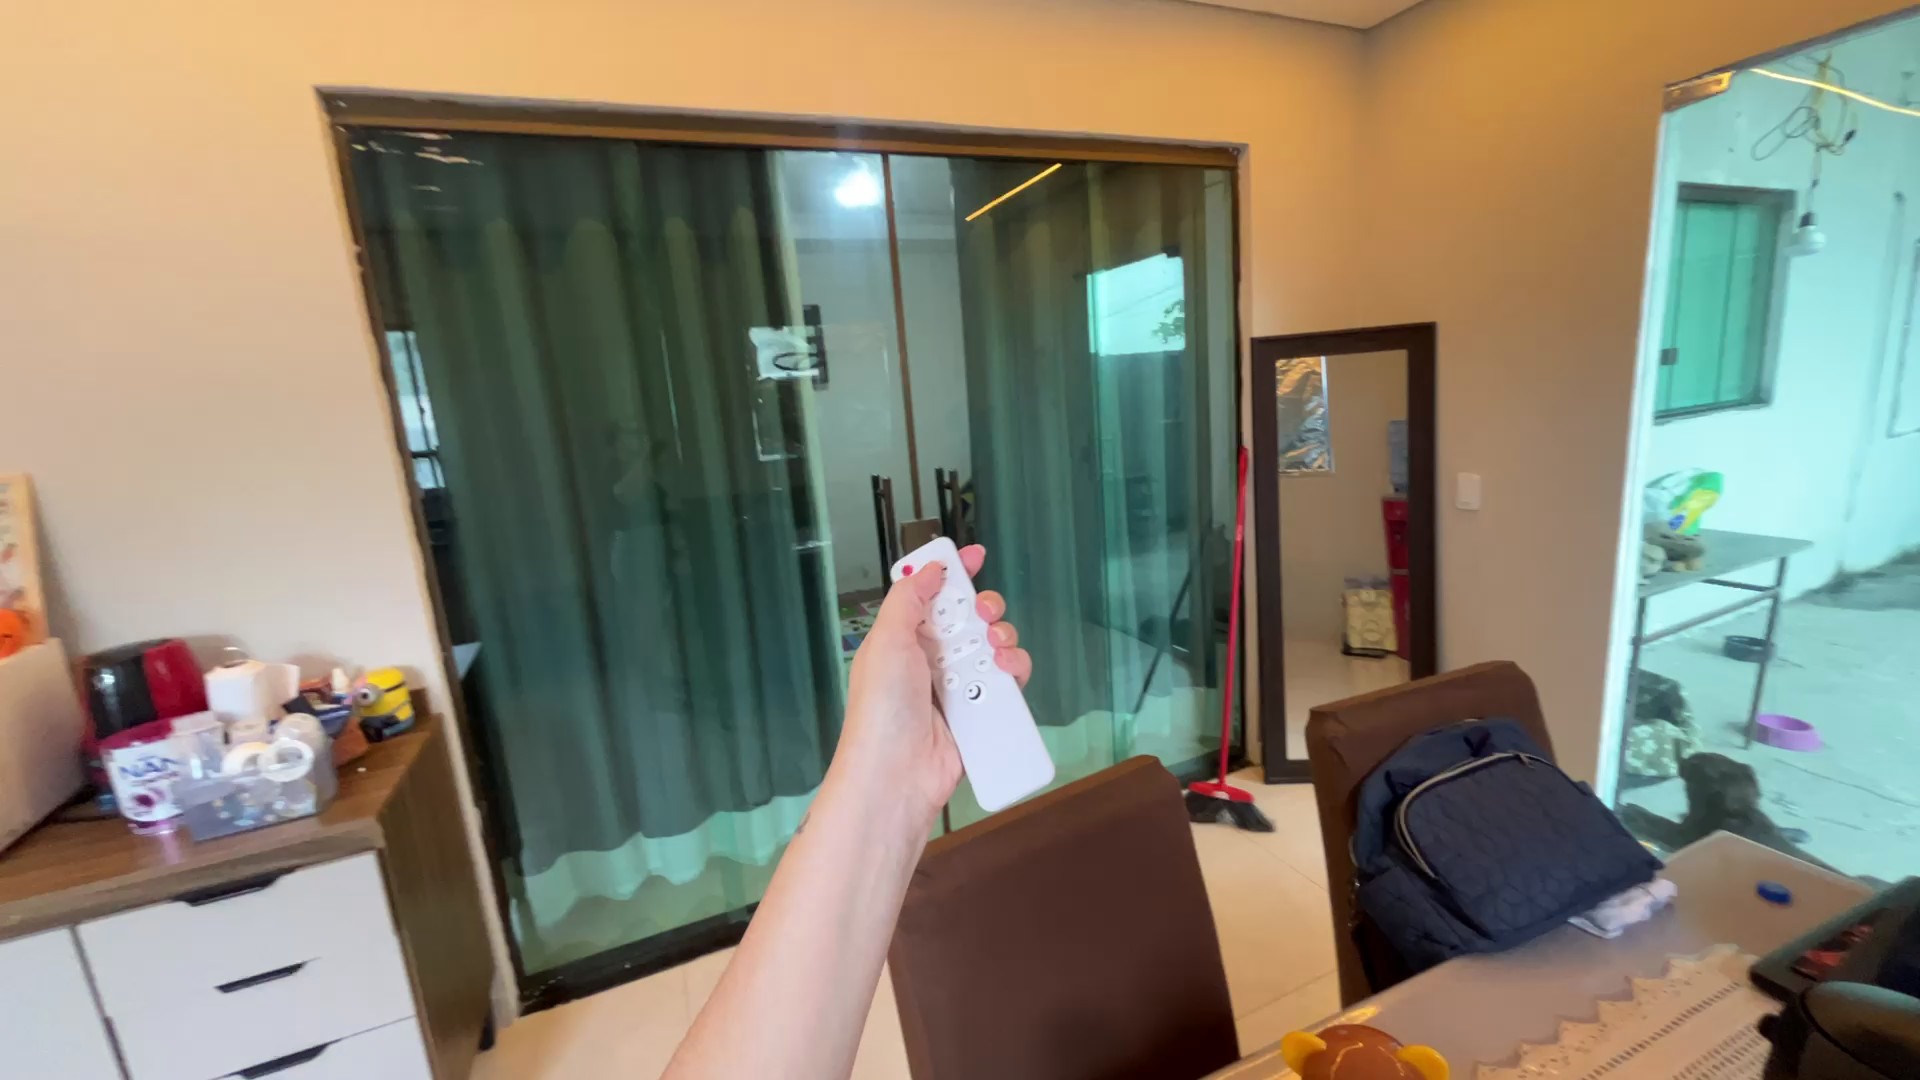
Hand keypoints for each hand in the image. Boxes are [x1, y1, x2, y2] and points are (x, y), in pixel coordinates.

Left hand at [834, 544, 1030, 830]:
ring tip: (995, 649)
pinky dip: (1013, 669)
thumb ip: (908, 599)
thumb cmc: (883, 707)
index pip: (933, 595)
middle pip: (971, 617)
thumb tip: (933, 570)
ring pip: (994, 645)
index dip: (954, 572)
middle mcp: (932, 657)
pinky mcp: (981, 710)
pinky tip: (1006, 671)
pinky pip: (1007, 679)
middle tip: (984, 614)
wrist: (897, 775)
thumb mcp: (887, 641)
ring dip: (1002, 637)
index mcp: (905, 637)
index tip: (976, 554)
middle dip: (985, 607)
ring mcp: (958, 684)